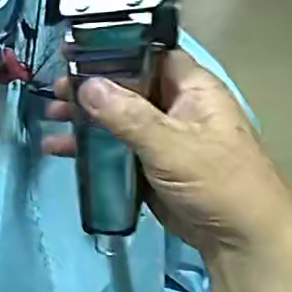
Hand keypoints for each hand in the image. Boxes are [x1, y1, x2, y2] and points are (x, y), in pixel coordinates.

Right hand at [42, 50, 291, 262]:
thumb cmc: (217, 181)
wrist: (240, 241)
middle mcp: (176, 108)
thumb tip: (87, 85)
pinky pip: (116, 150)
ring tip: (52, 118)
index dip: (116, 49)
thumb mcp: (172, 145)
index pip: (150, 54)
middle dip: (91, 88)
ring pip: (117, 119)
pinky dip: (91, 149)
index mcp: (192, 89)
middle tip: (56, 90)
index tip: (77, 51)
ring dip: (86, 118)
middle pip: (128, 87)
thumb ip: (128, 115)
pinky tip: (61, 150)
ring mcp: (162, 139)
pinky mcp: (150, 168)